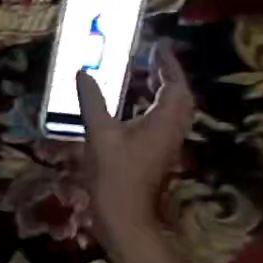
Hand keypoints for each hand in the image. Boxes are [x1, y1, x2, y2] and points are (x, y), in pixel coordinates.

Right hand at [76, 42, 194, 242]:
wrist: (124, 216)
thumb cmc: (115, 174)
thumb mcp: (99, 134)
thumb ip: (92, 101)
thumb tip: (83, 72)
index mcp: (165, 120)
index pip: (175, 84)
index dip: (167, 64)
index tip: (157, 46)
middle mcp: (172, 129)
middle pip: (178, 95)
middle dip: (166, 75)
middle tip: (149, 59)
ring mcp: (166, 144)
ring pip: (171, 110)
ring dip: (160, 91)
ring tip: (141, 77)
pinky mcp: (156, 154)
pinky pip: (161, 122)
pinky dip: (151, 107)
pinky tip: (132, 108)